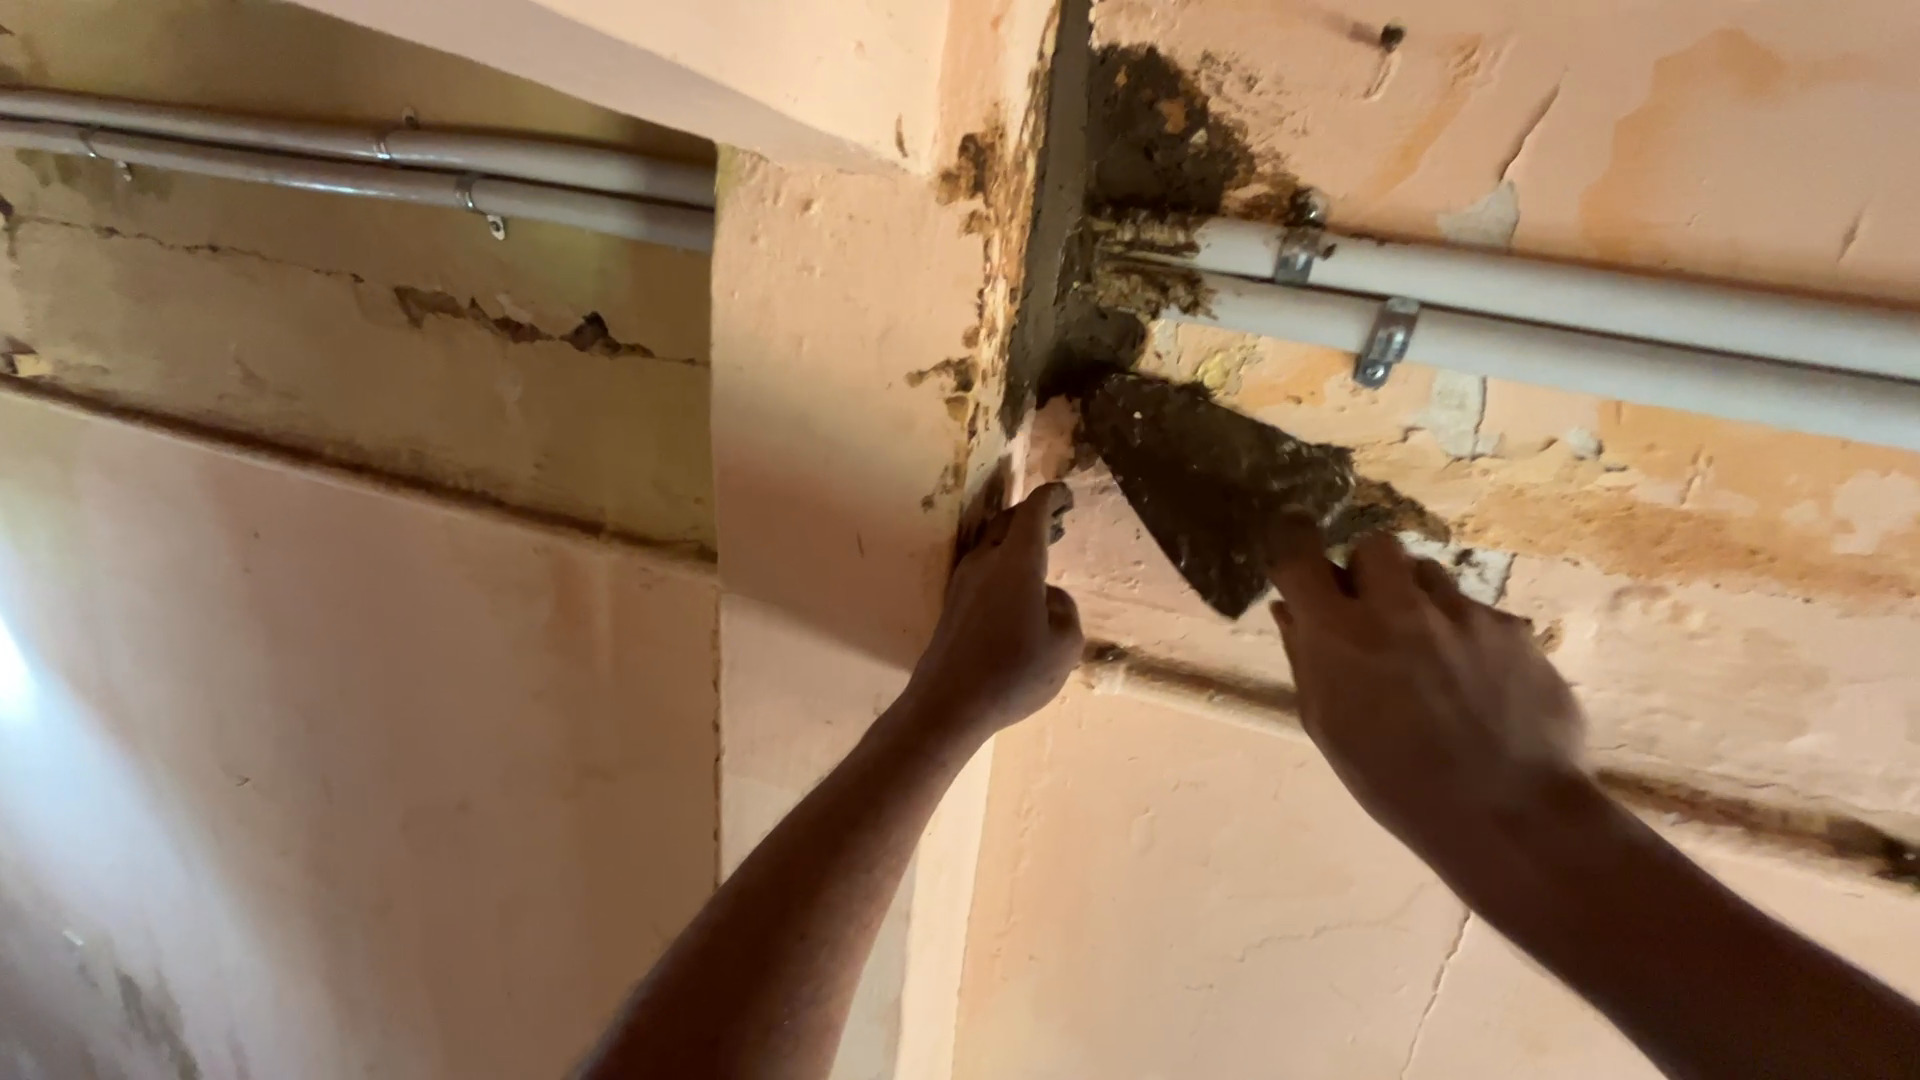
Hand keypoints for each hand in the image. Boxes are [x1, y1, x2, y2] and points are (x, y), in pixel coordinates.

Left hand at [903, 483, 1083, 741]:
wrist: (949, 704)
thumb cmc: (1013, 674)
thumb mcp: (1064, 646)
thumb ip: (1064, 610)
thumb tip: (1046, 596)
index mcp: (1015, 563)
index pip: (1033, 513)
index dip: (1051, 497)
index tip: (1065, 493)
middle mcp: (984, 562)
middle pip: (1006, 521)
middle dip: (1031, 514)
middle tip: (1056, 519)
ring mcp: (962, 583)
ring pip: (990, 545)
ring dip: (1014, 540)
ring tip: (1039, 553)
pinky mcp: (952, 605)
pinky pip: (981, 569)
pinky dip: (1001, 563)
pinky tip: (1014, 589)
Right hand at [1267, 521, 1587, 872]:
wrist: (1508, 815)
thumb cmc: (1392, 780)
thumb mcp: (1326, 724)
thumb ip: (1305, 657)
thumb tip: (1290, 608)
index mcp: (1339, 634)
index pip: (1300, 557)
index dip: (1293, 537)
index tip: (1295, 533)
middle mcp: (1397, 608)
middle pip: (1375, 544)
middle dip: (1367, 567)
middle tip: (1372, 606)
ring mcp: (1462, 614)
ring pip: (1430, 573)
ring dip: (1417, 598)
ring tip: (1428, 647)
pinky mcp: (1513, 629)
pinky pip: (1477, 611)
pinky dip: (1465, 633)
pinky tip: (1475, 680)